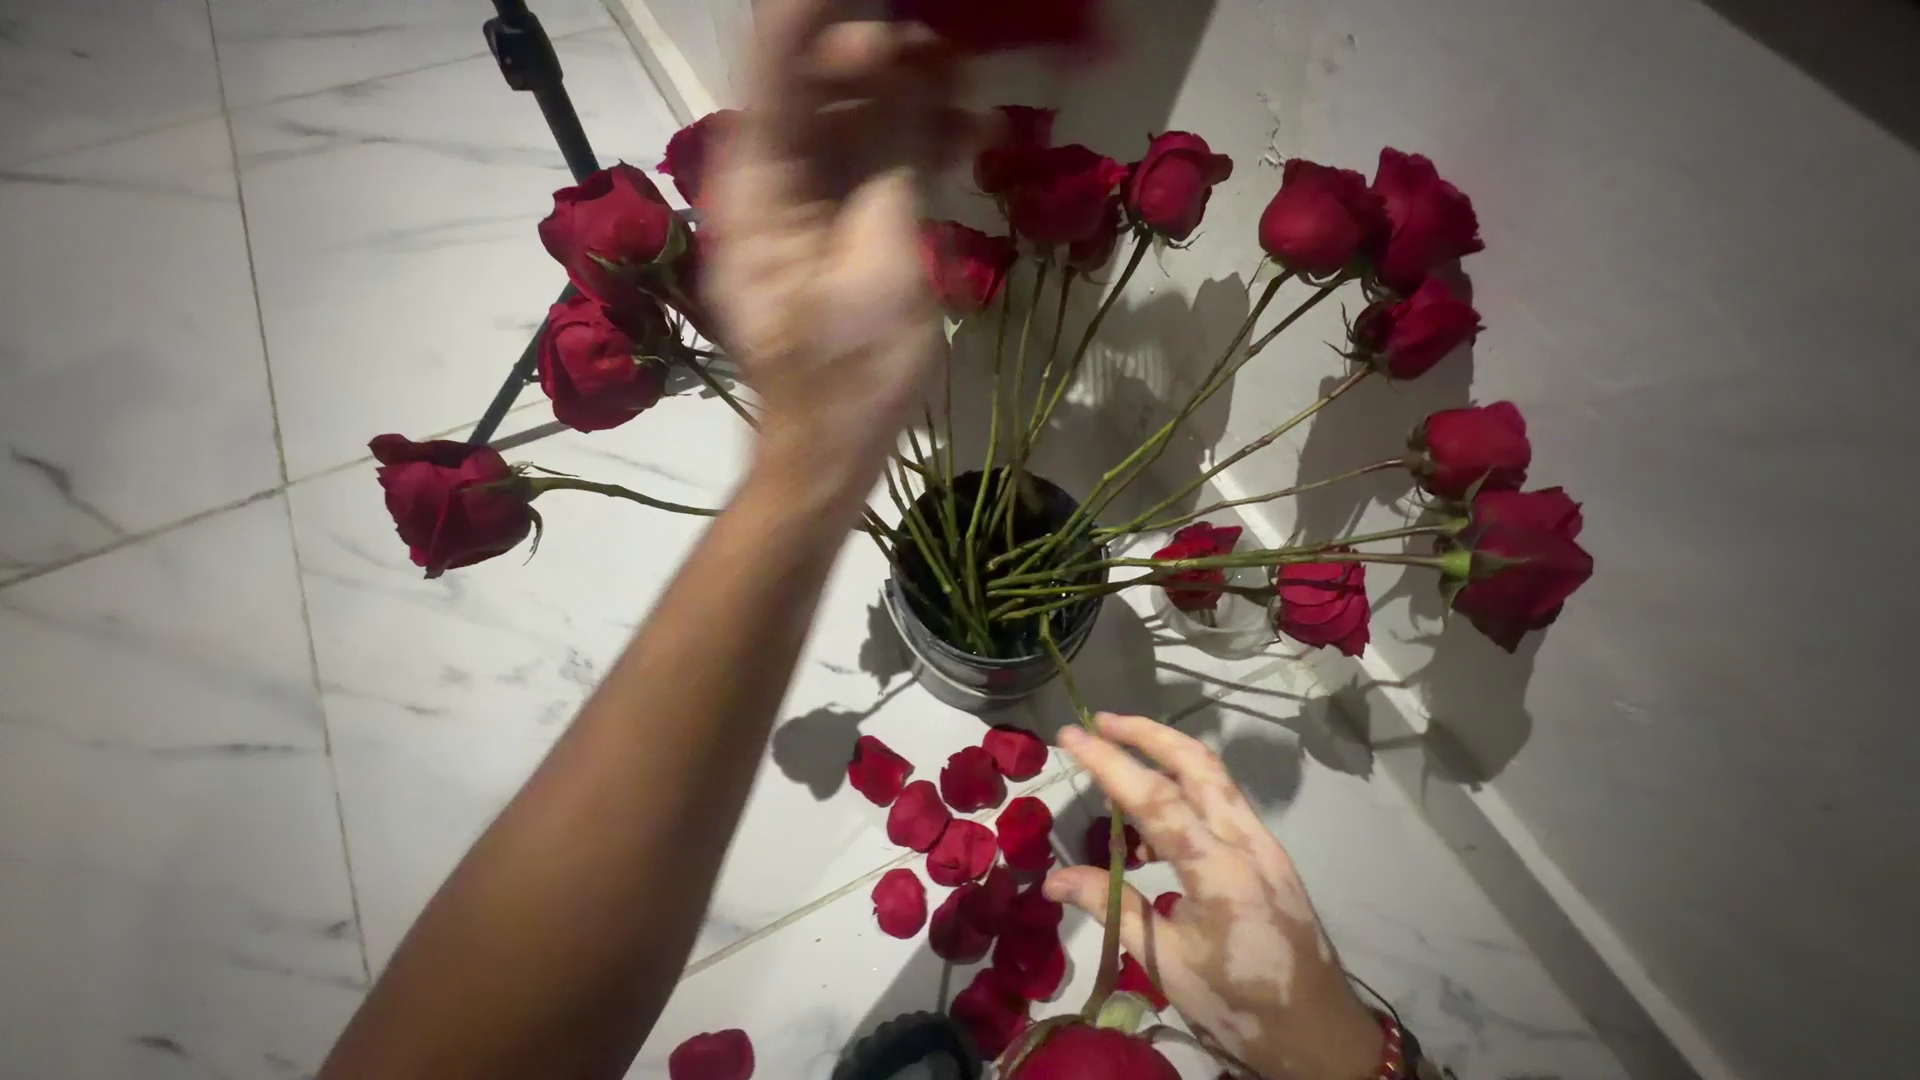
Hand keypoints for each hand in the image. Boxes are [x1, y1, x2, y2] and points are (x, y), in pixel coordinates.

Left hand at [706, 0, 972, 501]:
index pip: (777, 57)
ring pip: (845, 121)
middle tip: (953, 53)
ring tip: (973, 97)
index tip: (895, 1)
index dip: (828, 12)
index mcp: (758, 183)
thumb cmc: (852, 375)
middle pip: (815, 83)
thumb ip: (889, 159)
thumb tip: (903, 70)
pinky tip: (961, 139)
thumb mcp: (881, 265)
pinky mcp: (828, 232)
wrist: (830, 450)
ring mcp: (796, 206)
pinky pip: (862, 167)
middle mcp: (766, 180)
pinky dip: (906, 149)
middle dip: (884, 54)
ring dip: (906, 100)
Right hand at [1046, 714, 1383, 1079]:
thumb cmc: (1241, 1006)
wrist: (1323, 1038)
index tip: (1070, 734)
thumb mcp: (1168, 964)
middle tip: (1100, 720)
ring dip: (1166, 753)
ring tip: (1119, 760)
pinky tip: (1153, 822)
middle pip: (1197, 762)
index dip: (1109, 762)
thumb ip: (1113, 909)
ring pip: (1213, 774)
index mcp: (1221, 872)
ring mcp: (1263, 842)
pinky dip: (1183, 788)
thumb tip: (1053, 879)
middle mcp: (1246, 841)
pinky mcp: (1268, 851)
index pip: (1156, 799)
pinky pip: (1221, 801)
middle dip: (1147, 732)